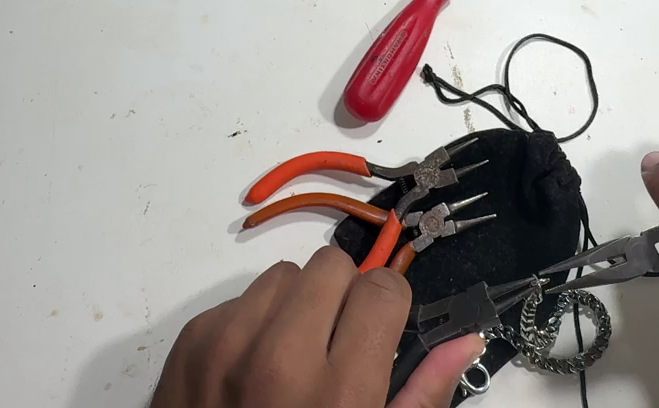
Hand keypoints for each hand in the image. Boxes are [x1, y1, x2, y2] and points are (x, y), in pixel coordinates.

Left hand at [149, 245, 483, 407]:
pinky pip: (240, 297)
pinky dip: (253, 322)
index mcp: (336, 393)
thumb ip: (421, 394)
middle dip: (342, 295)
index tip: (379, 329)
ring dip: (295, 304)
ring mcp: (227, 344)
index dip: (386, 307)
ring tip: (290, 357)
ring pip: (284, 274)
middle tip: (335, 341)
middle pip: (332, 265)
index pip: (382, 288)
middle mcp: (279, 357)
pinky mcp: (191, 340)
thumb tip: (467, 338)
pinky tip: (250, 369)